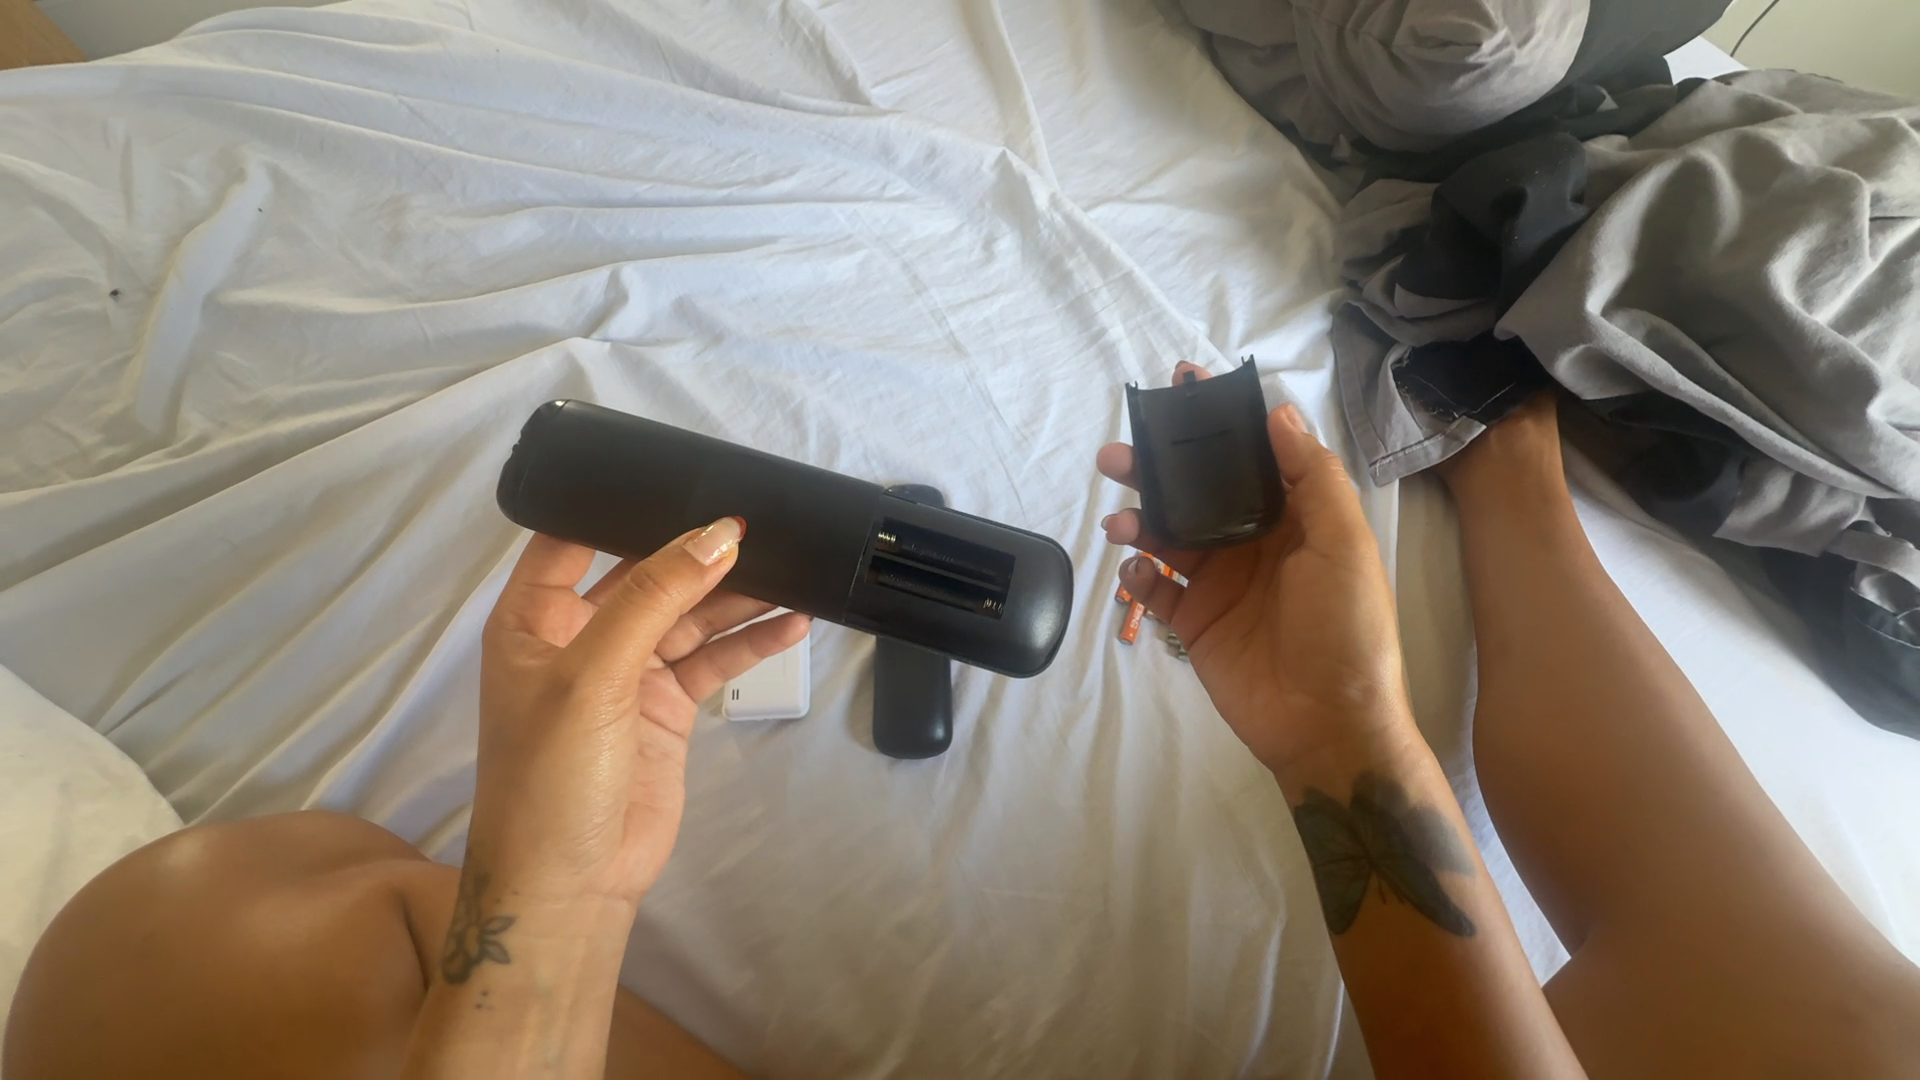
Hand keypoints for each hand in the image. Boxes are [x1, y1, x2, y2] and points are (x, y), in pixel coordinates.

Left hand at [471, 521, 809, 911]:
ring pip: (691, 616)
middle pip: (649, 577)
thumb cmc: (555, 773)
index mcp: (535, 619)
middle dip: (700, 557)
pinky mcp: (669, 703)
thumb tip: (720, 535)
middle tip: (761, 529)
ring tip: (794, 575)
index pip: (572, 541)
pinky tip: (792, 625)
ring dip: (738, 599)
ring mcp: (631, 671)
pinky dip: (751, 643)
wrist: (577, 884)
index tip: (679, 481)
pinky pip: (714, 658)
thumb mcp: (595, 675)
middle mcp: (583, 637)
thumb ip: (656, 598)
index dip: (617, 509)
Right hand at [1096, 364, 1413, 775]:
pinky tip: (1134, 572)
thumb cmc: (1345, 628)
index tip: (1180, 389)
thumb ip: (1313, 478)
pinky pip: (1154, 587)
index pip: (1245, 459)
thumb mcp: (1343, 545)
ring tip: (1117, 523)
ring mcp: (1216, 582)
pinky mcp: (1191, 619)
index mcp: (1289, 519)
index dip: (1215, 425)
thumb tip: (1279, 413)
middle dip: (1154, 471)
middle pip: (1192, 495)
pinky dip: (1137, 575)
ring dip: (1136, 522)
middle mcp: (1248, 543)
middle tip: (1115, 456)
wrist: (1325, 722)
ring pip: (1164, 537)